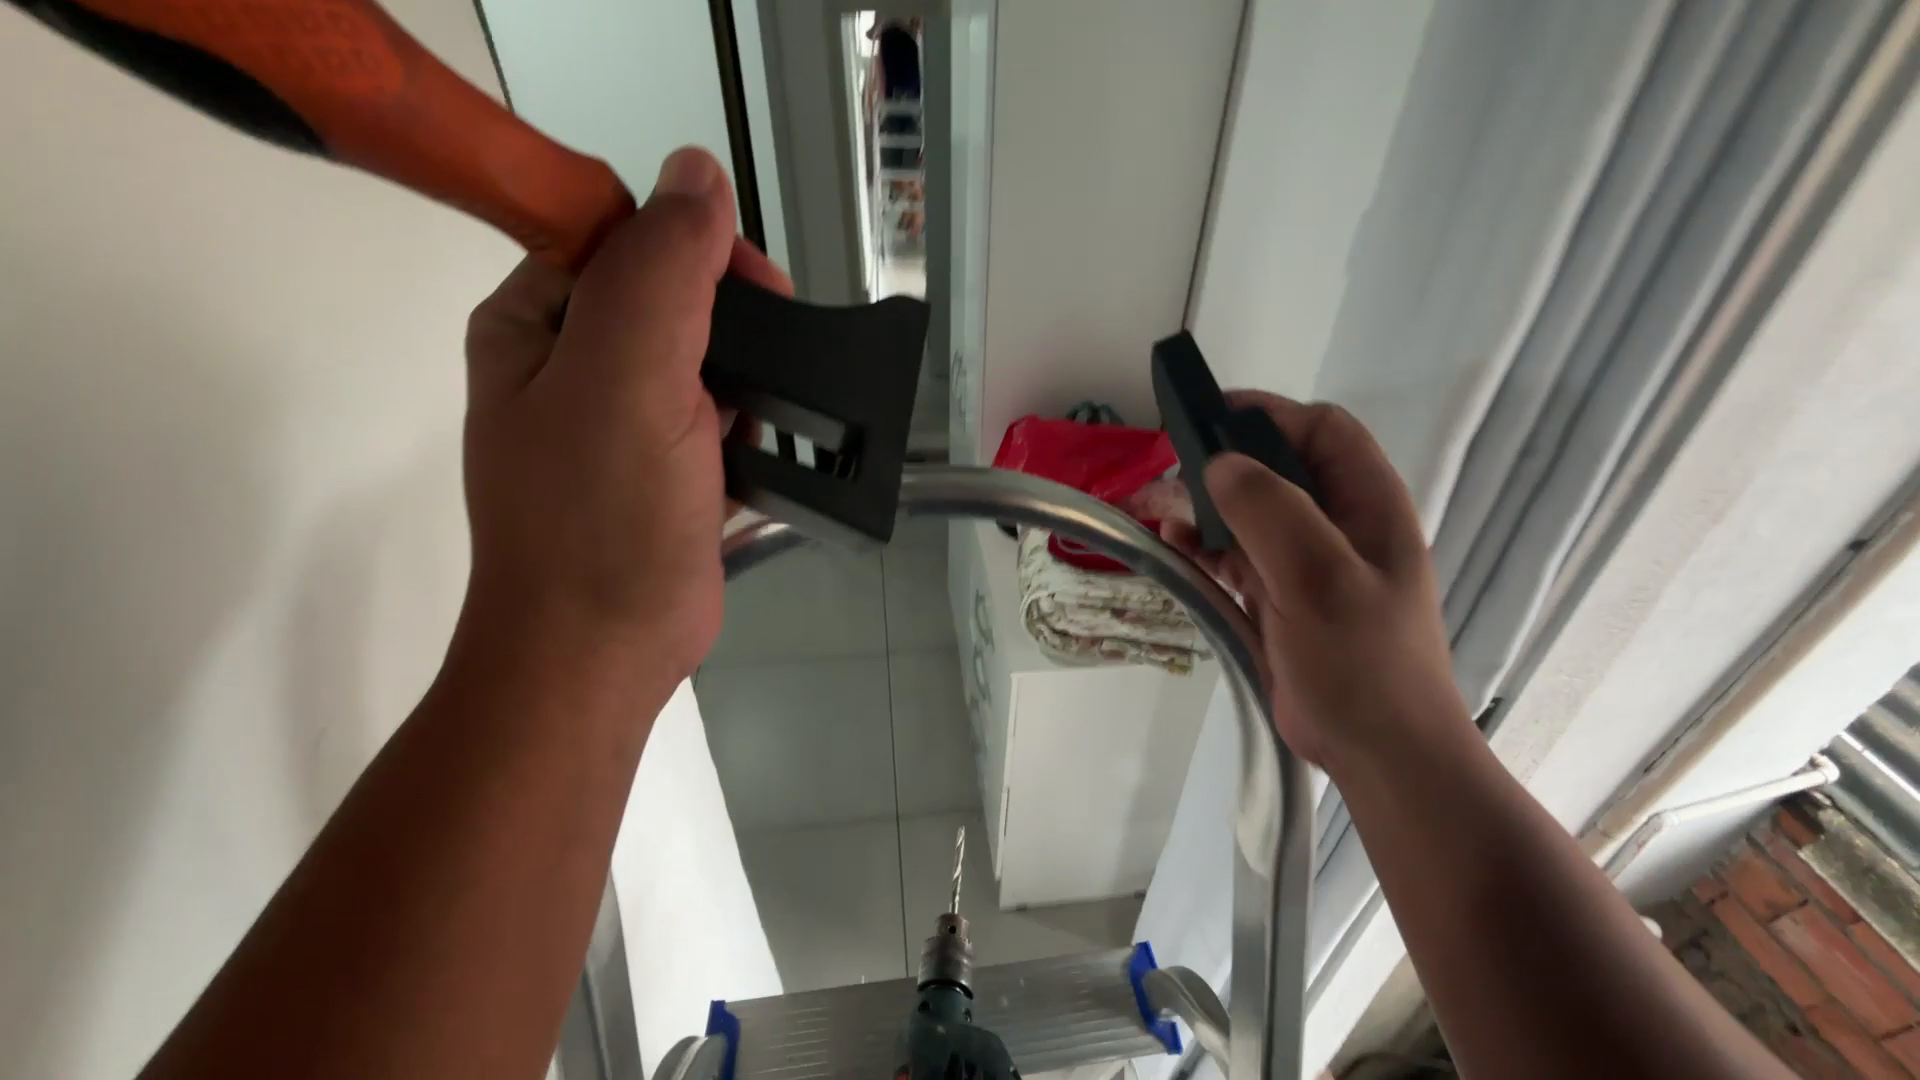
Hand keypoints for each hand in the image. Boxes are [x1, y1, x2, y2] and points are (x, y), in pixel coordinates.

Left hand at [461, 146, 792, 679]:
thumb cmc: (601, 520)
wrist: (601, 655)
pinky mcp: (665, 467)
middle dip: (733, 315)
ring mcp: (620, 417)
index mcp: (536, 321)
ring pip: (701, 354)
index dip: (692, 244)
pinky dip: (752, 418)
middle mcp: (572, 360)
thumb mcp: (625, 380)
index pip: (620, 234)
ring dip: (750, 369)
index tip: (757, 288)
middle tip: (776, 356)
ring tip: (781, 405)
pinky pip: (717, 413)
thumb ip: (660, 272)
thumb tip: (697, 172)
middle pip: (669, 292)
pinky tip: (774, 442)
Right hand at [1163, 392, 1471, 773]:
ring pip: (1249, 515)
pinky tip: (1172, 547)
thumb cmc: (1361, 661)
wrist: (1379, 752)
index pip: (1321, 431)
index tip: (1208, 421)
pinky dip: (1203, 547)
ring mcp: (1307, 564)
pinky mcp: (1280, 600)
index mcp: (1367, 504)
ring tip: (1154, 511)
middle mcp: (1338, 525)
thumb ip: (1270, 511)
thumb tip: (1220, 464)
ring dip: (1203, 509)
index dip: (1268, 415)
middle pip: (1276, 470)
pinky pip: (1236, 557)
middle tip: (1168, 474)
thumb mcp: (1318, 576)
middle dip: (1221, 466)